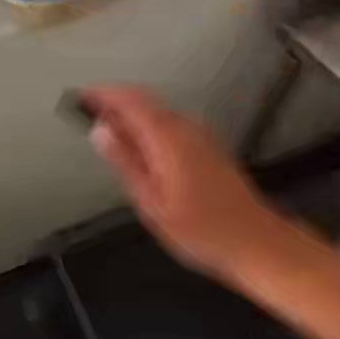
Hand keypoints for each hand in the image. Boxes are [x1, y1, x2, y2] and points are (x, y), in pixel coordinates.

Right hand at [80, 85, 289, 278]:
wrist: (259, 244)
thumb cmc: (202, 230)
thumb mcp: (151, 202)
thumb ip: (124, 162)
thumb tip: (100, 130)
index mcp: (167, 136)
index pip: (129, 99)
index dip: (102, 94)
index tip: (80, 97)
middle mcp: (185, 127)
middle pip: (143, 100)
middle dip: (114, 103)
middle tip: (89, 116)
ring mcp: (200, 135)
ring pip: (157, 112)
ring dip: (131, 116)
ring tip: (110, 136)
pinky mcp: (207, 146)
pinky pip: (169, 124)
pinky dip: (147, 127)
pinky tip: (141, 151)